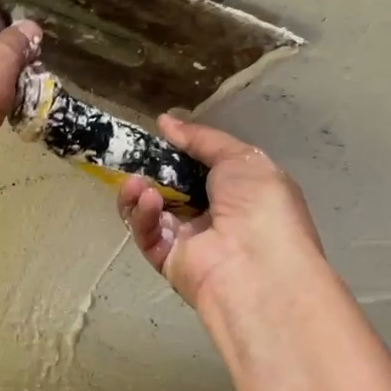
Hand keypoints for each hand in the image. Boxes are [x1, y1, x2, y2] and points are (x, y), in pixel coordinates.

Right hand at [117, 115, 323, 310]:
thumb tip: (165, 121)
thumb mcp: (241, 159)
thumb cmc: (260, 208)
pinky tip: (147, 199)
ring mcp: (188, 239)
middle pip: (170, 186)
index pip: (199, 167)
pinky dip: (141, 214)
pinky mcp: (167, 259)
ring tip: (136, 181)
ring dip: (139, 190)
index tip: (157, 135)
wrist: (260, 270)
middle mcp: (213, 215)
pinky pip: (145, 233)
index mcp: (238, 193)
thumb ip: (202, 139)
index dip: (177, 151)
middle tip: (131, 154)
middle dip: (150, 168)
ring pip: (151, 209)